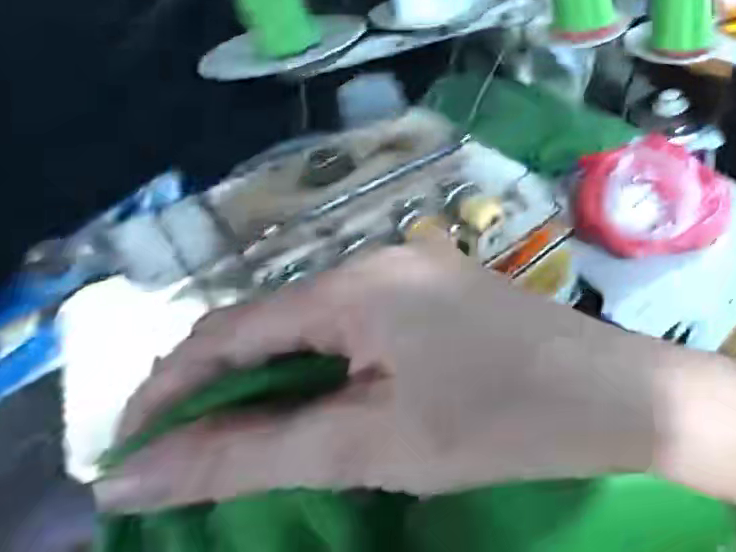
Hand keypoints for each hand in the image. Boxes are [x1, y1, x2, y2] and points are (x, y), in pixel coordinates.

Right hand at [96, 245, 677, 510]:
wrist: (611, 389)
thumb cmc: (495, 418)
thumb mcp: (365, 443)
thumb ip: (247, 452)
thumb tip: (128, 472)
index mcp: (361, 284)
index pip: (229, 329)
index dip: (165, 394)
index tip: (125, 468)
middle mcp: (393, 261)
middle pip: (276, 321)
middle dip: (221, 391)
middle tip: (186, 473)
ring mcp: (431, 273)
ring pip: (323, 325)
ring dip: (278, 384)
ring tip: (248, 456)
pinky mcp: (456, 293)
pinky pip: (370, 325)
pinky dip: (333, 369)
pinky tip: (328, 415)